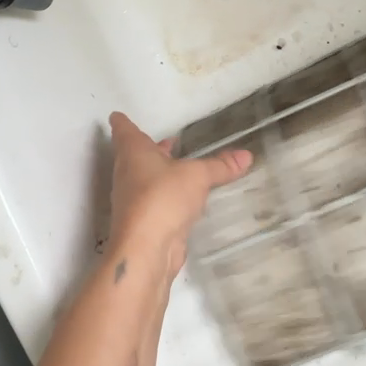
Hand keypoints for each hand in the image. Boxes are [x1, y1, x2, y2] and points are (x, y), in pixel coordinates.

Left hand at [105, 112, 252, 276]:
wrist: (146, 250)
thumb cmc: (163, 198)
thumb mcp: (197, 176)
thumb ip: (220, 166)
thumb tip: (247, 155)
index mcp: (134, 153)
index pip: (124, 130)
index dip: (122, 122)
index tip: (118, 115)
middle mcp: (128, 173)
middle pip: (135, 155)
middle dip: (151, 148)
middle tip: (168, 140)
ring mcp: (133, 200)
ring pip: (146, 179)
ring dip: (161, 172)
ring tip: (182, 165)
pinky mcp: (144, 222)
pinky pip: (157, 201)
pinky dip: (169, 195)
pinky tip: (186, 198)